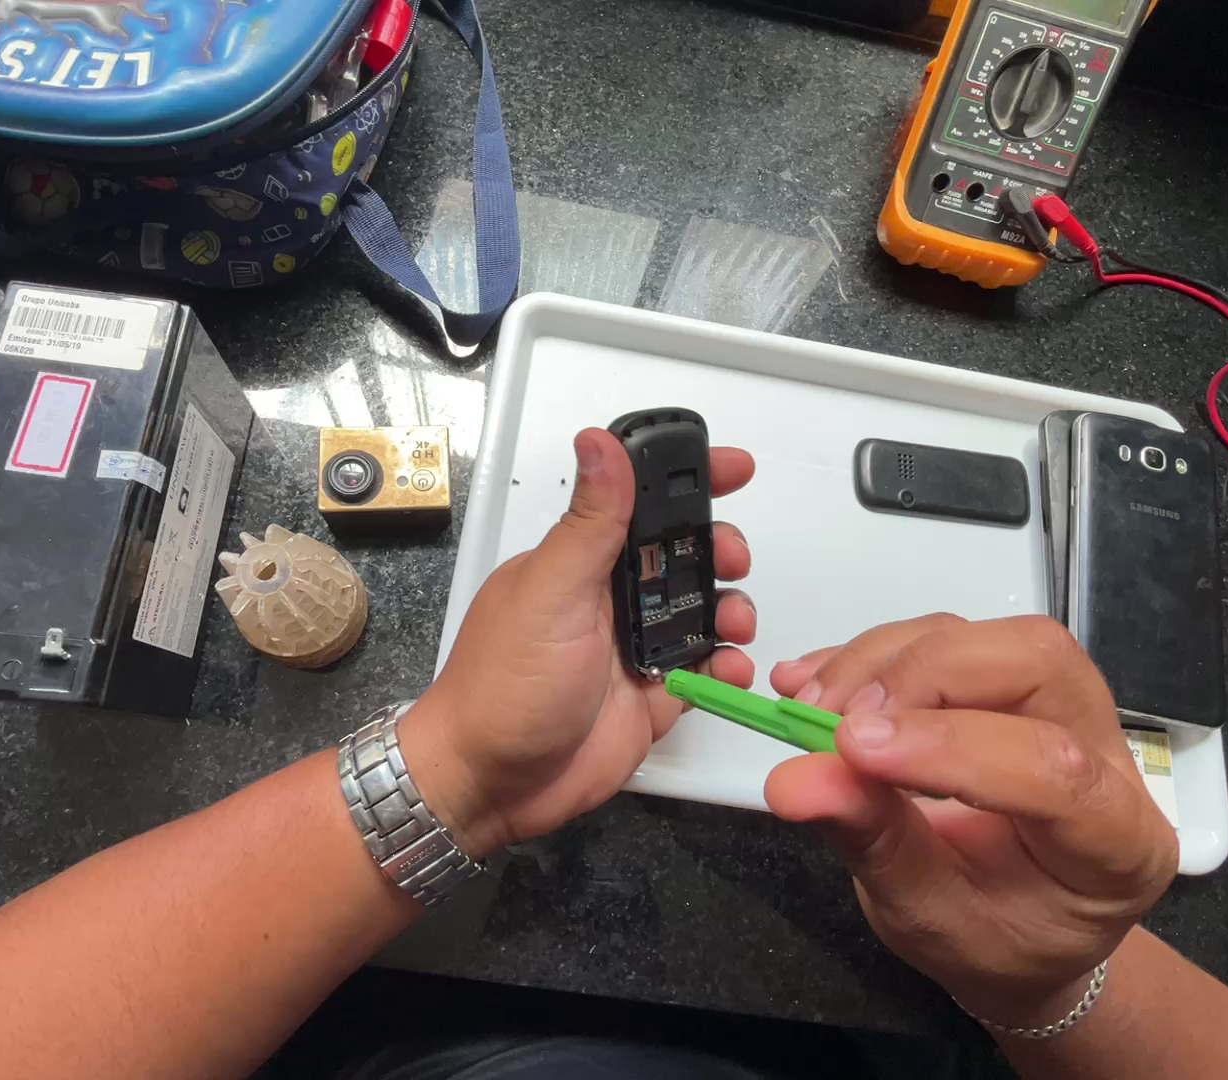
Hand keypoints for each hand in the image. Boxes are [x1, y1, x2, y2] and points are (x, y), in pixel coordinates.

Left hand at [401, 429, 756, 855]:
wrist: (494, 784)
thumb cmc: (504, 684)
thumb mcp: (551, 593)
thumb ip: (588, 522)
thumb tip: (601, 442)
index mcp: (581, 562)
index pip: (639, 503)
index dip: (686, 480)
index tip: (733, 466)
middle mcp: (609, 598)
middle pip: (682, 555)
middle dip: (719, 549)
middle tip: (732, 559)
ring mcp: (632, 647)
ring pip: (701, 610)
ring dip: (731, 607)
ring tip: (734, 621)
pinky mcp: (652, 694)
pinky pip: (704, 670)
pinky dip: (725, 667)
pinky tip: (727, 670)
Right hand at [763, 615, 1176, 1028]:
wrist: (1010, 929)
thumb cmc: (987, 935)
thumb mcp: (926, 915)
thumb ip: (870, 842)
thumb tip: (793, 782)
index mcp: (1112, 840)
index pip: (1053, 767)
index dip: (945, 744)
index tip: (846, 747)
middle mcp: (1098, 750)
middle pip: (1032, 658)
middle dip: (918, 671)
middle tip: (835, 719)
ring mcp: (1048, 702)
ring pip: (969, 633)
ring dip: (874, 660)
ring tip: (808, 710)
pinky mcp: (992, 678)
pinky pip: (929, 635)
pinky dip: (858, 655)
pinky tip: (809, 683)